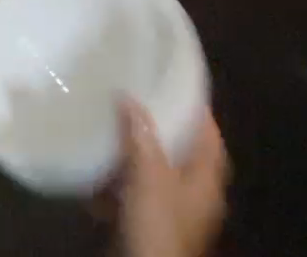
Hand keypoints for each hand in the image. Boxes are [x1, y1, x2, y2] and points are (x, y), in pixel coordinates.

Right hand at [112, 97, 227, 256]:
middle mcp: (193, 194)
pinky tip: (97, 163)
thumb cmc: (157, 223)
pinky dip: (117, 175)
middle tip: (138, 97)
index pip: (209, 138)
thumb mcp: (150, 177)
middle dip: (160, 126)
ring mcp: (172, 209)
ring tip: (111, 122)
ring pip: (155, 169)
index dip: (198, 112)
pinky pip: (134, 188)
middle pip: (181, 151)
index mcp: (205, 181)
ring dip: (134, 149)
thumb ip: (142, 138)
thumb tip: (130, 98)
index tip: (178, 83)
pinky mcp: (149, 220)